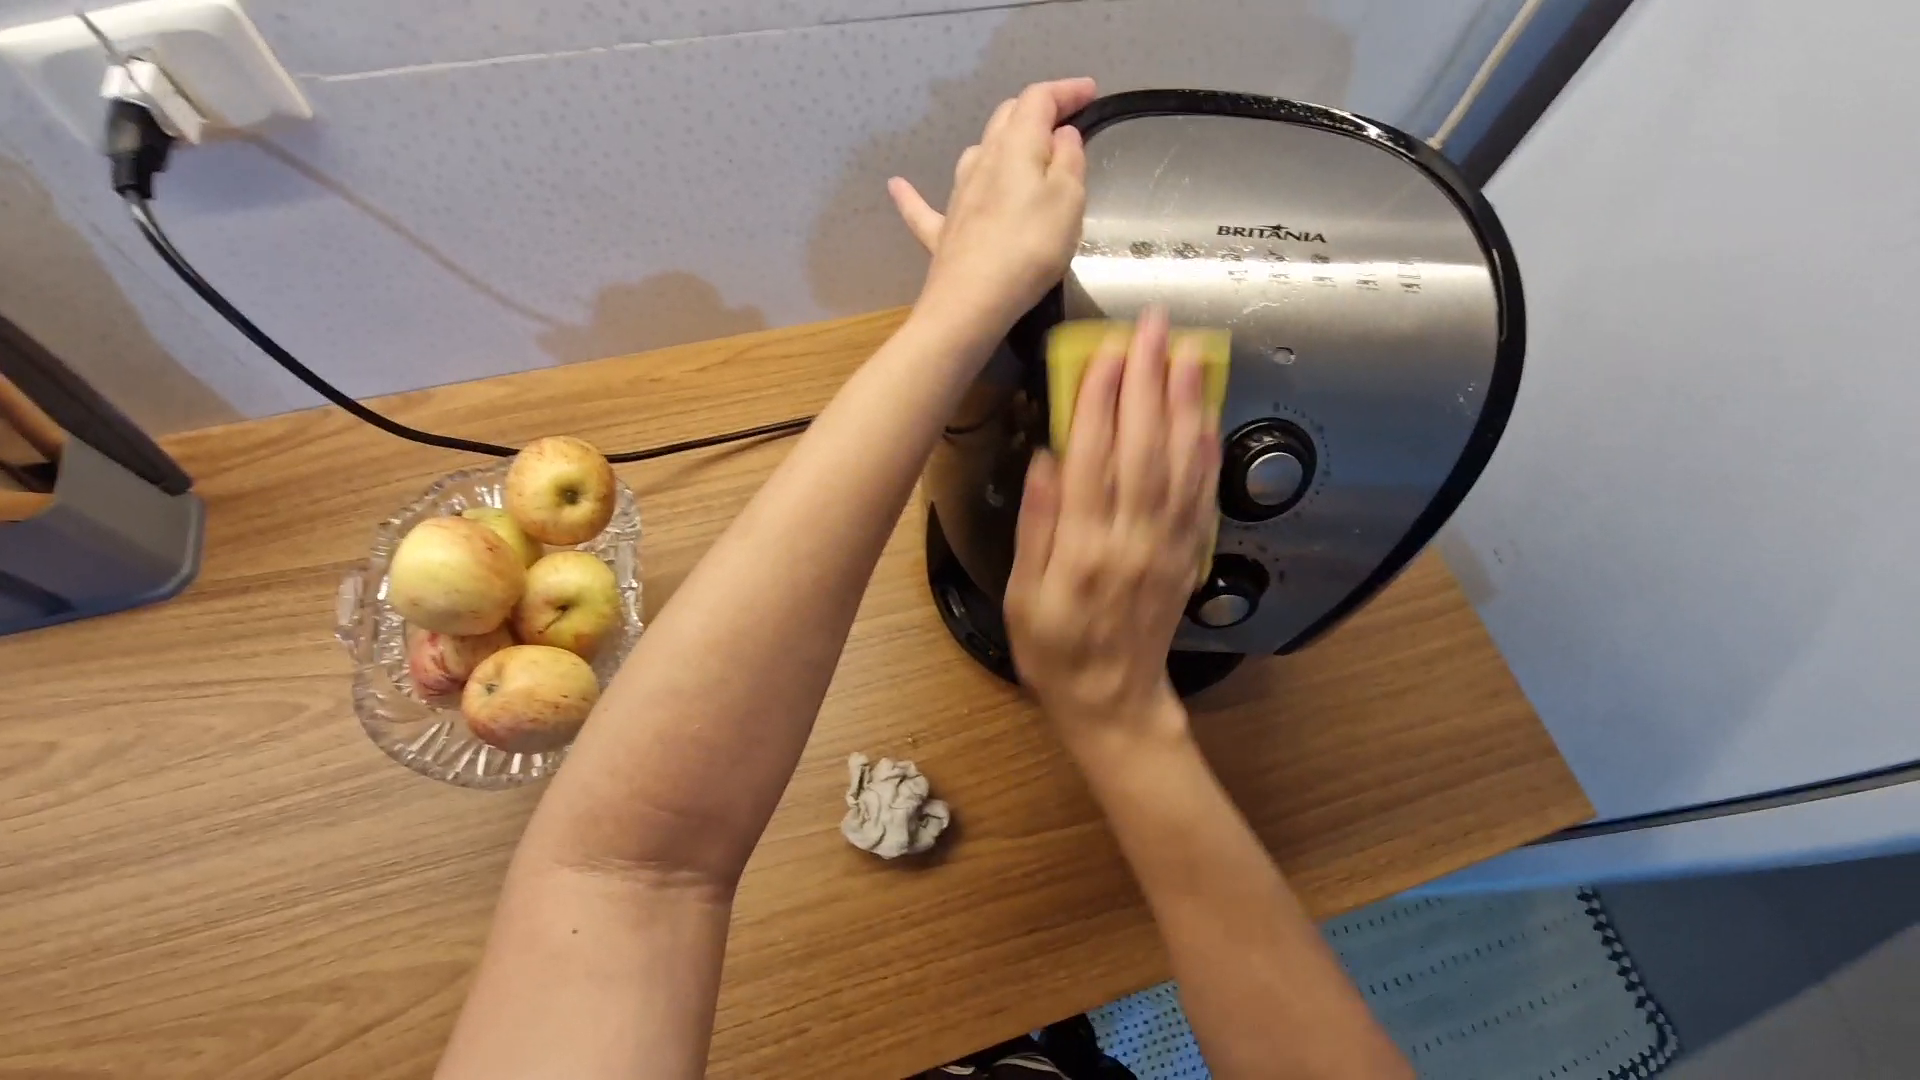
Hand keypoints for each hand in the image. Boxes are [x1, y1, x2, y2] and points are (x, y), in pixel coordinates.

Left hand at [889, 78, 1095, 333]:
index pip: (1038, 100)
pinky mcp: (942, 233)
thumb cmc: (1029, 248)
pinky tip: (895, 185)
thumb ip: (1069, 161)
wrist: (972, 302)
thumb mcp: (1068, 200)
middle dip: (1034, 113)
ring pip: (975, 155)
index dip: (1065, 90)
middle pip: (1005, 120)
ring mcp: (957, 197)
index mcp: (1016, 146)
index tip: (1089, 93)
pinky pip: (921, 208)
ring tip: (1016, 153)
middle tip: (1061, 124)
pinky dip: (912, 194)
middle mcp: (980, 161)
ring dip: (997, 145)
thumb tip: (1061, 134)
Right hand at [1003, 307, 1222, 754]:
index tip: (1105, 352)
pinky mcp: (1187, 556)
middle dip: (1148, 382)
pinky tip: (1208, 418)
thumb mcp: (1022, 596)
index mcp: (1081, 549)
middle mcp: (1130, 540)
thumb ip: (1037, 527)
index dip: (1100, 401)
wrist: (1112, 699)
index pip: (1093, 459)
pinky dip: (1207, 454)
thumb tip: (1047, 460)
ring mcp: (1167, 547)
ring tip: (1189, 354)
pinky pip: (1201, 498)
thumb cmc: (1054, 649)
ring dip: (1186, 405)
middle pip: (1143, 448)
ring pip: (1180, 465)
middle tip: (1154, 328)